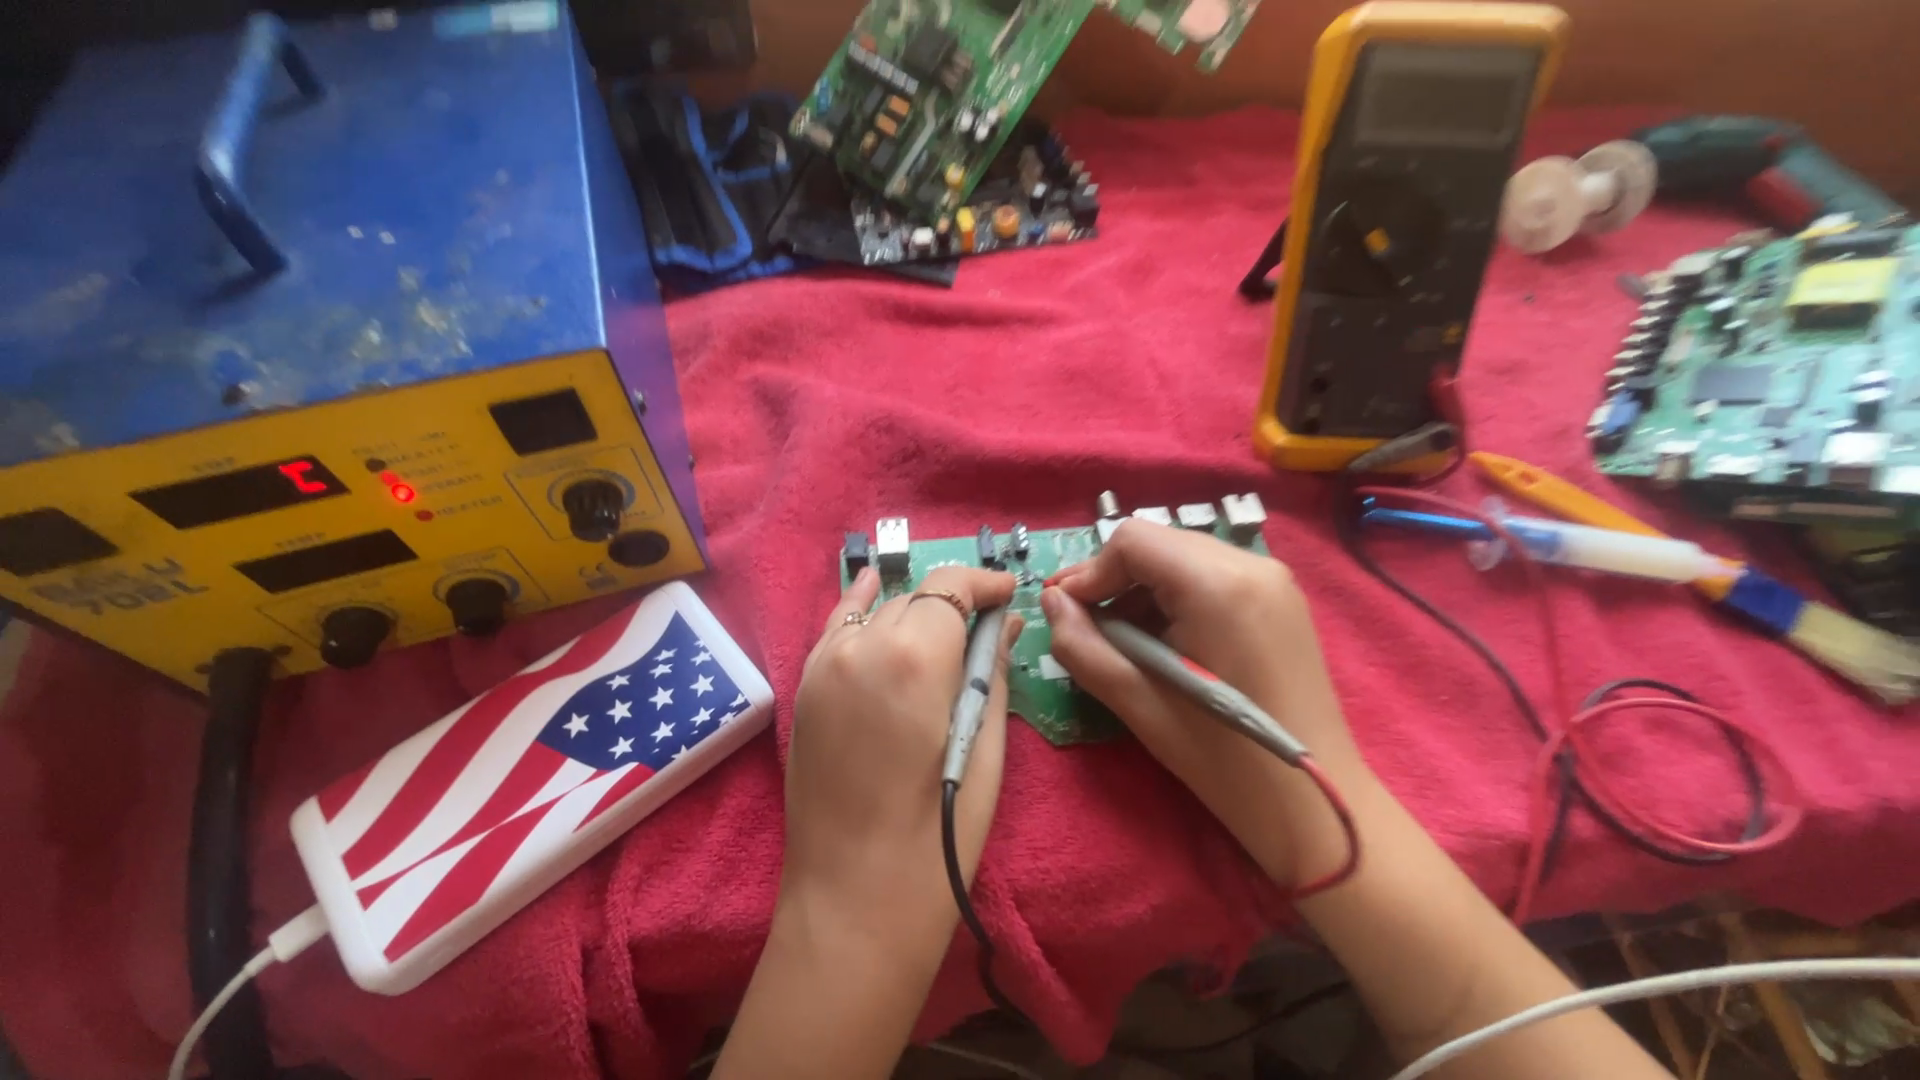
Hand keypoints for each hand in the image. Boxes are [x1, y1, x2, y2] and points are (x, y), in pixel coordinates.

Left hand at [783, 565, 1024, 940]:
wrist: (849, 907)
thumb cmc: (935, 842)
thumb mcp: (982, 757)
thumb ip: (991, 677)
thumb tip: (1002, 626)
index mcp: (910, 661)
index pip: (948, 588)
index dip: (982, 582)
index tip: (1008, 592)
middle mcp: (858, 649)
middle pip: (914, 599)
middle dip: (953, 604)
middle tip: (985, 630)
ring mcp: (820, 669)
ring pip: (876, 612)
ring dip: (912, 614)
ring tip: (942, 636)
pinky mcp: (802, 692)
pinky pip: (834, 631)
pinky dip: (858, 610)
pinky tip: (872, 593)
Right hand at [1042, 519, 1371, 886]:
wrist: (1311, 804)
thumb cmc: (1221, 759)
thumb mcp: (1137, 702)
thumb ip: (1082, 644)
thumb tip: (1052, 602)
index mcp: (1218, 584)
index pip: (1132, 541)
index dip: (1089, 573)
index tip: (1070, 615)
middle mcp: (1252, 564)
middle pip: (1159, 544)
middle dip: (1114, 580)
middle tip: (1089, 628)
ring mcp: (1274, 580)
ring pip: (1183, 558)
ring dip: (1144, 591)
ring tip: (1127, 644)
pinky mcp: (1281, 600)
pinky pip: (1212, 576)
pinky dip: (1177, 598)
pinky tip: (1167, 644)